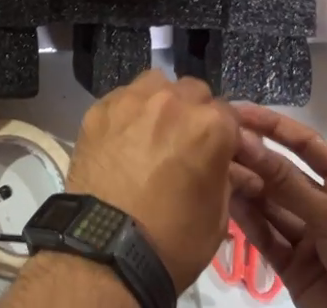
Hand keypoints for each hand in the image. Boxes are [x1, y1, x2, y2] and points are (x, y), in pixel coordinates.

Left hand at [65, 71, 240, 288]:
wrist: (108, 244)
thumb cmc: (174, 238)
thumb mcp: (218, 215)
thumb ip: (225, 175)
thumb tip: (228, 163)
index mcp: (208, 127)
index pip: (229, 114)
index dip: (226, 134)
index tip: (219, 150)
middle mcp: (169, 102)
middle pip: (191, 91)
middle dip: (195, 111)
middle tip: (186, 141)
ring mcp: (129, 101)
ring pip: (154, 84)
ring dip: (161, 101)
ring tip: (154, 132)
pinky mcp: (98, 108)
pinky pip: (121, 97)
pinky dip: (129, 110)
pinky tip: (124, 137)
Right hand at [229, 105, 326, 307]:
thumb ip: (286, 182)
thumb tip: (242, 138)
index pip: (306, 145)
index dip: (273, 125)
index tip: (236, 109)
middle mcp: (324, 208)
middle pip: (281, 175)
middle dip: (252, 157)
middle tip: (214, 141)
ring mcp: (308, 239)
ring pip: (269, 205)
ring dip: (244, 187)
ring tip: (212, 167)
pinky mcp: (292, 268)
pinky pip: (264, 237)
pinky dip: (244, 220)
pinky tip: (221, 199)